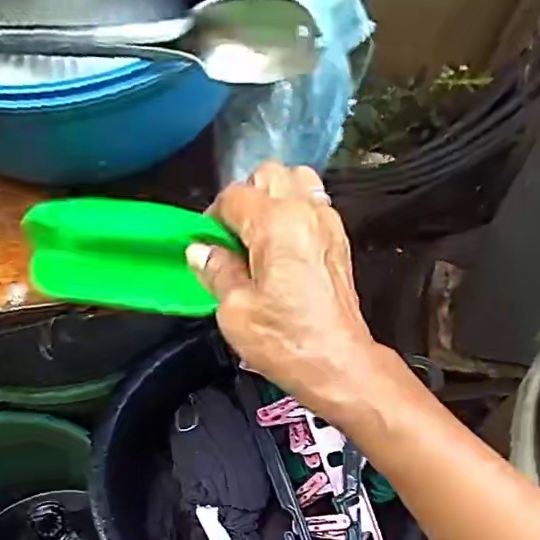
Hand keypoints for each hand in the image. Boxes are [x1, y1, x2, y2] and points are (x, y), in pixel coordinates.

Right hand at [188, 162, 390, 415]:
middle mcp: (306, 213)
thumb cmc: (288, 342)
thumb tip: (201, 251)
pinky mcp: (338, 243)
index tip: (205, 244)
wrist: (337, 364)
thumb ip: (216, 272)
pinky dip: (293, 214)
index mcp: (276, 224)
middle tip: (230, 237)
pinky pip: (313, 206)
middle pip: (268, 175)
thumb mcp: (235, 311)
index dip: (213, 218)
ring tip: (257, 238)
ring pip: (296, 182)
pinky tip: (281, 249)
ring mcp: (327, 225)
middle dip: (244, 199)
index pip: (234, 196)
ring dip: (272, 200)